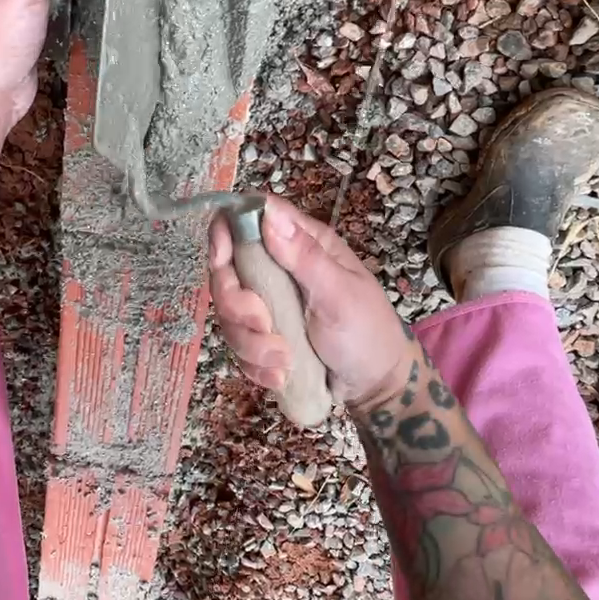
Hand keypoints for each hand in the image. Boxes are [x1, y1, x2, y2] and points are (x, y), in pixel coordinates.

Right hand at [207, 196, 417, 412]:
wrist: (375, 385)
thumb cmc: (368, 331)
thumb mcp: (340, 294)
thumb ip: (305, 256)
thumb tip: (269, 214)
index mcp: (298, 242)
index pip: (247, 218)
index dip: (225, 233)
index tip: (223, 261)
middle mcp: (275, 266)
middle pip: (226, 269)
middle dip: (236, 304)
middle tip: (264, 327)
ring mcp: (265, 301)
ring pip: (227, 312)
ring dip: (249, 342)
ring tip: (284, 360)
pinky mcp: (260, 333)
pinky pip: (236, 342)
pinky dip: (254, 363)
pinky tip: (281, 374)